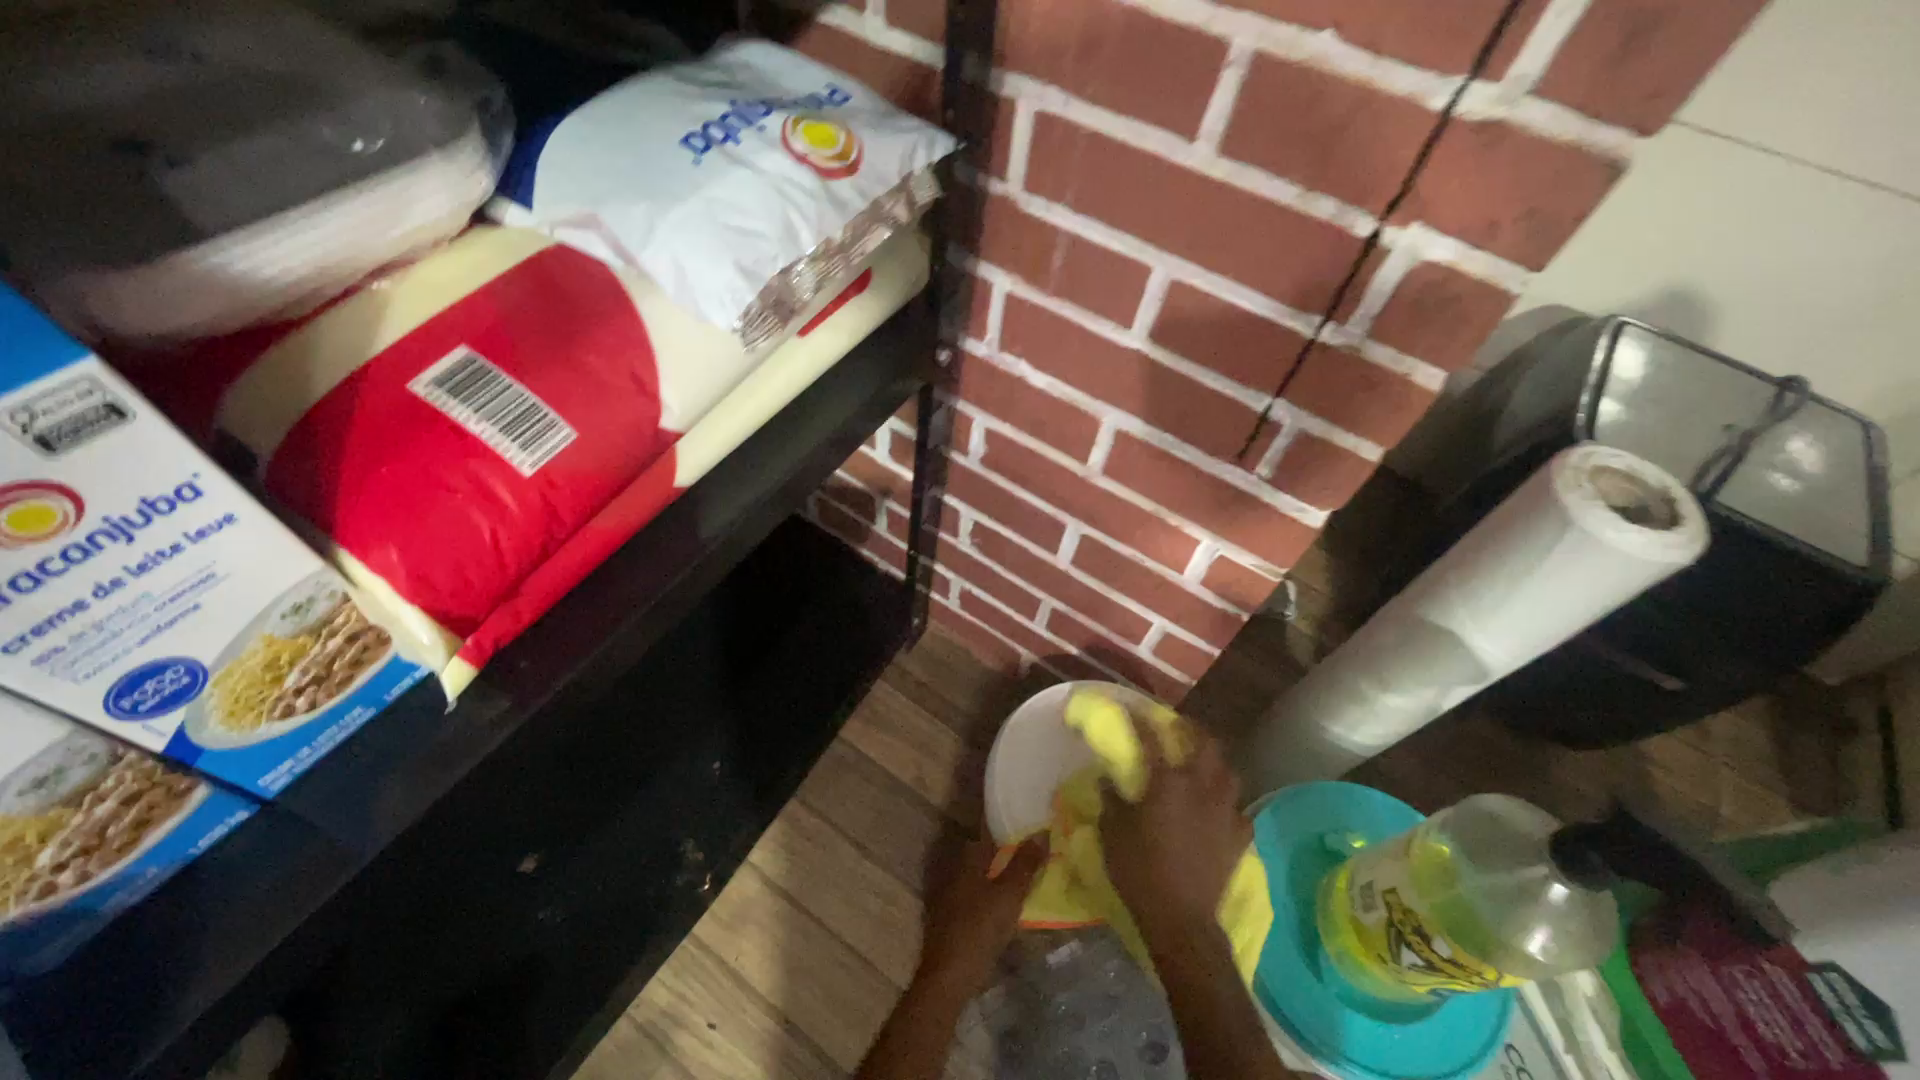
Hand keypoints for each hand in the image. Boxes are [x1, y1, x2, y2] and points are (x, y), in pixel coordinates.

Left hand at [915, 833, 1046, 997]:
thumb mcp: (1009, 895)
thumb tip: (1041, 831)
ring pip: (979, 874)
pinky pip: (975, 893)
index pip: (987, 832)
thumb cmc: (980, 928)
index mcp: (967, 859)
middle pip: (983, 853)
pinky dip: (990, 892)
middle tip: (1034, 850)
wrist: (949, 974)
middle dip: (1005, 850)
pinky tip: (1005, 902)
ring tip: (1026, 875)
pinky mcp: (950, 914)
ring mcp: (949, 893)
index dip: (1007, 827)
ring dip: (999, 873)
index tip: (1029, 823)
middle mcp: (954, 869)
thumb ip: (1025, 864)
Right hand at [1100, 714, 1250, 939]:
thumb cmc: (1140, 871)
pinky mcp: (1241, 836)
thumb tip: (1108, 780)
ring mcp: (1227, 811)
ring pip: (1230, 772)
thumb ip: (1112, 800)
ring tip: (1203, 767)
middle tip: (1181, 730)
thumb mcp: (1113, 833)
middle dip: (1194, 731)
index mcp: (1168, 782)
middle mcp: (1202, 787)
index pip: (1152, 739)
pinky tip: (1219, 812)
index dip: (1142, 721)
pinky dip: (1228, 805)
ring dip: (1216, 764)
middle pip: (1207, 744)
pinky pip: (1239, 809)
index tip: (1134, 709)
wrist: (1181, 917)